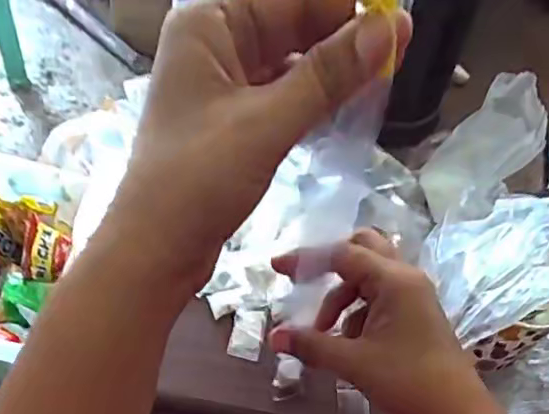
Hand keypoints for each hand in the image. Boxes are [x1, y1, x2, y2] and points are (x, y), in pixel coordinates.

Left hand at [112, 0, 410, 284]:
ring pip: (286, 67)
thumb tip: (390, 29)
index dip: (346, 7)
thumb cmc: (196, 183)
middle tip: (395, 57)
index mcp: (209, 22)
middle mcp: (212, 46)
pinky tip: (340, 115)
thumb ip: (328, 77)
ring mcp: (219, 90)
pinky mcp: (227, 130)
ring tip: (377, 86)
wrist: (153, 253)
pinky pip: (277, 102)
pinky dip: (307, 107)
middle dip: (340, 40)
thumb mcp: (266, 124)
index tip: (395, 23)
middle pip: (290, 25)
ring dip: (327, 76)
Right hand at [269, 229, 495, 413]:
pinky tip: (351, 345)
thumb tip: (274, 337)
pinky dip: (359, 313)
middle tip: (308, 291)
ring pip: (370, 279)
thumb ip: (312, 345)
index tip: (277, 267)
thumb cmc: (406, 380)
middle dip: (331, 270)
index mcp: (393, 280)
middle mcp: (406, 278)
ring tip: (327, 337)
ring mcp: (415, 296)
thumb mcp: (353, 362)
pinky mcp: (417, 315)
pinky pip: (381, 299)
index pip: (342, 254)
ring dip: (343, 300)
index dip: (306, 259)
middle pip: (362, 251)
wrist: (453, 408)